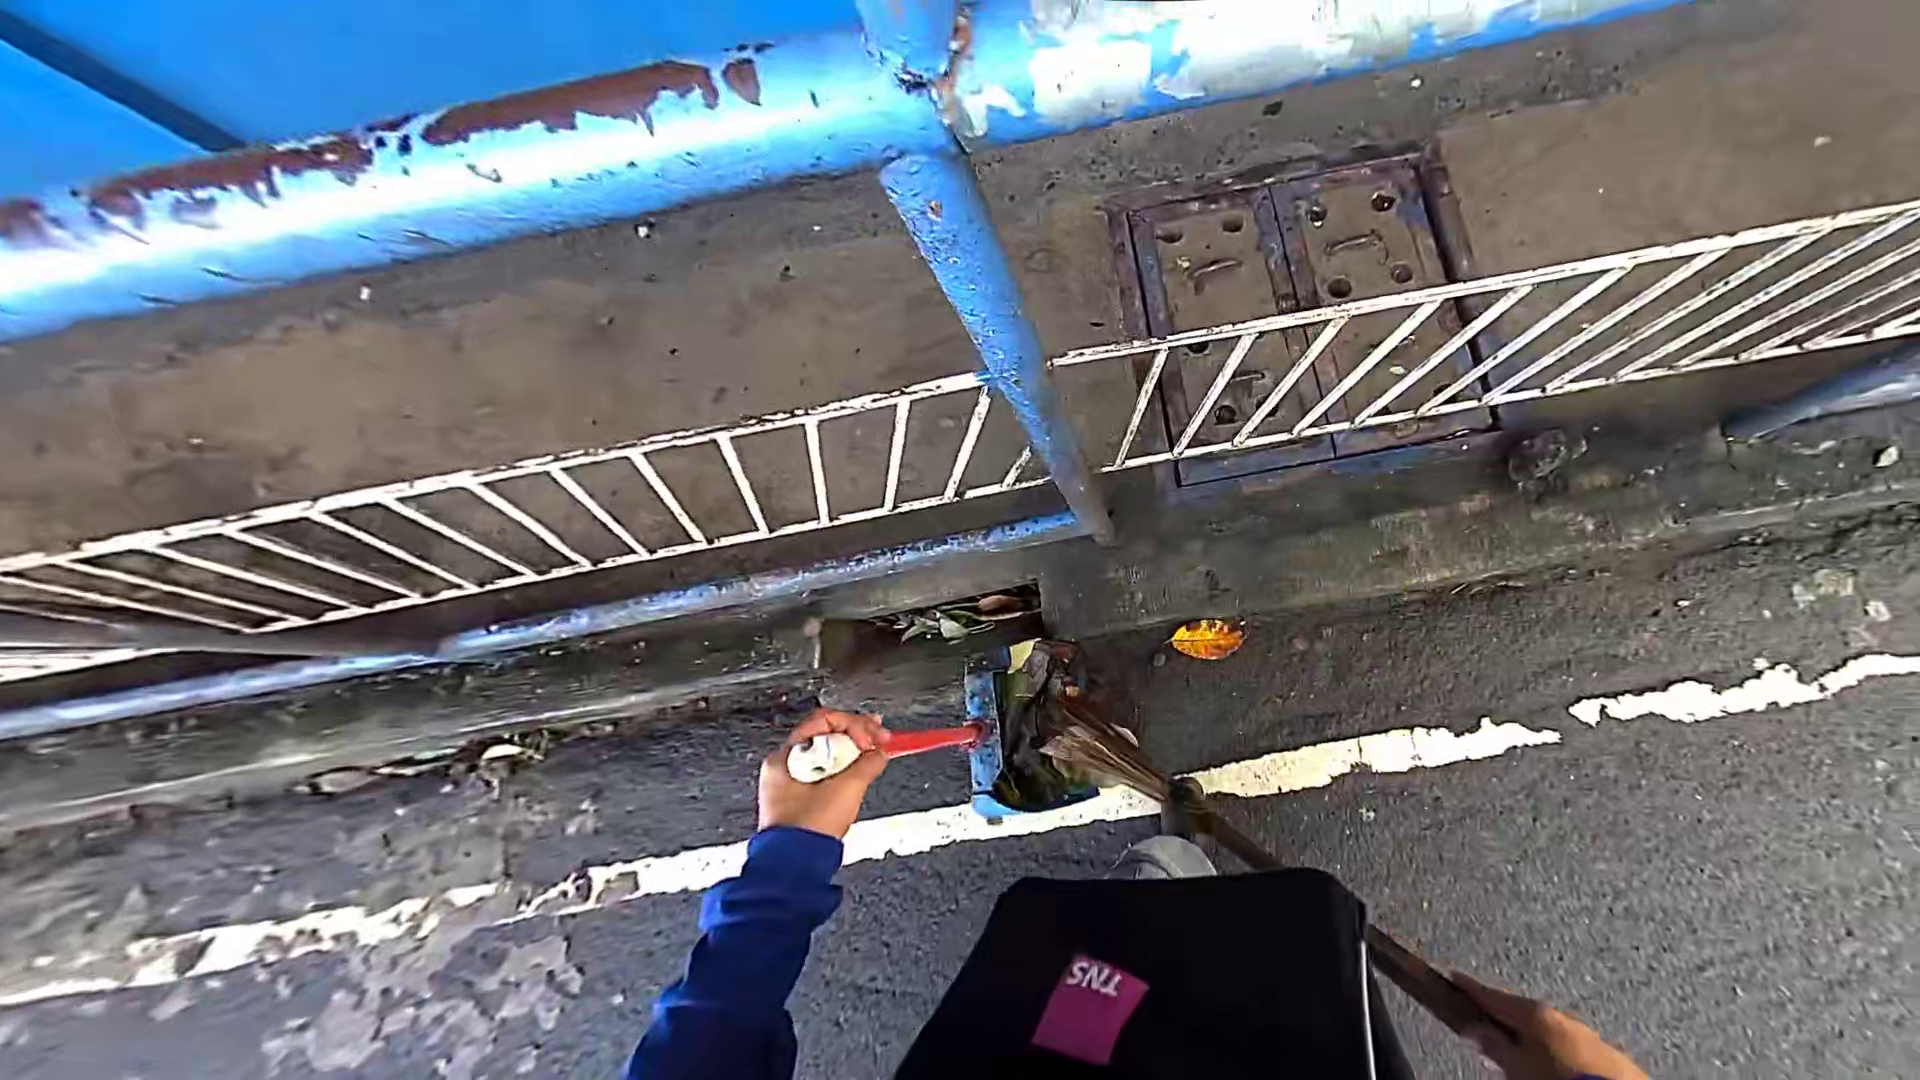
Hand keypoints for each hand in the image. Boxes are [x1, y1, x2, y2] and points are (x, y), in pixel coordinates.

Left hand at [758, 710, 890, 838]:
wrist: (795, 869)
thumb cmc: (808, 831)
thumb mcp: (847, 789)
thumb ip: (868, 764)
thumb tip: (879, 753)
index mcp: (786, 756)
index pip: (824, 720)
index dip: (853, 724)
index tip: (872, 738)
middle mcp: (785, 765)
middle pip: (826, 734)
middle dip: (857, 733)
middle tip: (880, 736)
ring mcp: (791, 782)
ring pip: (827, 752)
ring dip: (853, 749)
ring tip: (875, 751)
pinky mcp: (800, 799)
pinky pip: (825, 771)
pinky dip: (845, 767)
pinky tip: (861, 770)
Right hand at [1453, 972, 1647, 1079]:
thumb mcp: (1517, 1068)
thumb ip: (1493, 1045)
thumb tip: (1474, 1029)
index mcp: (1538, 1012)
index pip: (1492, 995)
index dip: (1469, 988)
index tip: (1454, 979)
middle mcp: (1568, 1019)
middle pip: (1527, 1016)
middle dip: (1509, 1022)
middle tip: (1490, 1032)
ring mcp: (1598, 1042)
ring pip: (1557, 1035)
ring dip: (1540, 1042)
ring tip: (1530, 1062)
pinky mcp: (1623, 1068)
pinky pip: (1582, 1053)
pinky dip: (1567, 1058)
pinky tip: (1564, 1072)